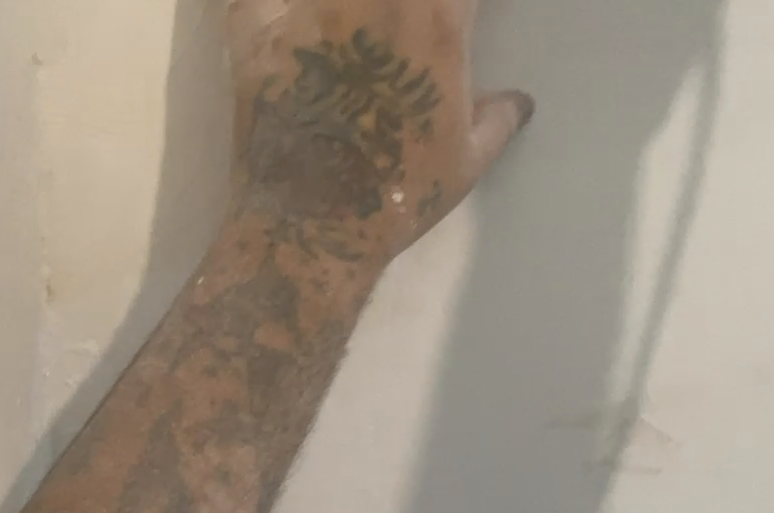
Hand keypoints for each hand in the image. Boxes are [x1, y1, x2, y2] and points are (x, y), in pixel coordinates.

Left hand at [226, 0, 533, 263]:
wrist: (312, 228)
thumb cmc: (394, 199)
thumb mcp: (463, 166)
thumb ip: (495, 122)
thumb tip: (517, 104)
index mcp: (437, 16)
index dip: (453, 5)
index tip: (453, 18)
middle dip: (395, 8)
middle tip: (389, 30)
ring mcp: (311, 7)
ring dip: (337, 9)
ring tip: (343, 34)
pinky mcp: (257, 32)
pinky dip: (266, 6)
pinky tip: (279, 23)